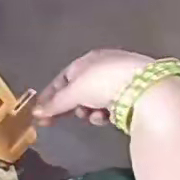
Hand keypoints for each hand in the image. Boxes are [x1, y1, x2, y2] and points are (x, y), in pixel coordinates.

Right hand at [31, 49, 165, 126]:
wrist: (143, 87)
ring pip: (93, 101)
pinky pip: (109, 106)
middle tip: (59, 120)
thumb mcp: (73, 92)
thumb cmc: (102, 83)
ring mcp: (118, 79)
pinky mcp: (131, 93)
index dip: (50, 96)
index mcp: (87, 60)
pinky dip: (103, 114)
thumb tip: (35, 113)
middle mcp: (102, 67)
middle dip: (69, 107)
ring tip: (90, 116)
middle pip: (77, 91)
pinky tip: (106, 118)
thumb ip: (54, 103)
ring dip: (87, 111)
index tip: (40, 113)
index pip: (62, 79)